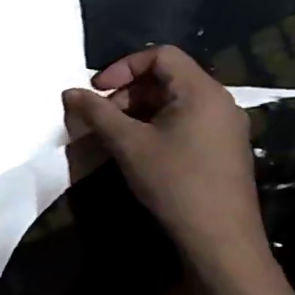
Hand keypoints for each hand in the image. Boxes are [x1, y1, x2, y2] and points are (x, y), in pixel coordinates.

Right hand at [63, 46, 267, 263]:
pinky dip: (158, 126)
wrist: (220, 240)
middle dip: (128, 92)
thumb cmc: (174, 183)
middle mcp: (219, 101)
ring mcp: (226, 126)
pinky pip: (187, 121)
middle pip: (167, 77)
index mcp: (202, 90)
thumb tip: (69, 92)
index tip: (98, 91)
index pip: (161, 55)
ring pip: (175, 102)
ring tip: (115, 136)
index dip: (123, 67)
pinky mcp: (225, 148)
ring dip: (140, 111)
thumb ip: (97, 113)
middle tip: (102, 118)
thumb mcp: (128, 144)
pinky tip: (139, 151)